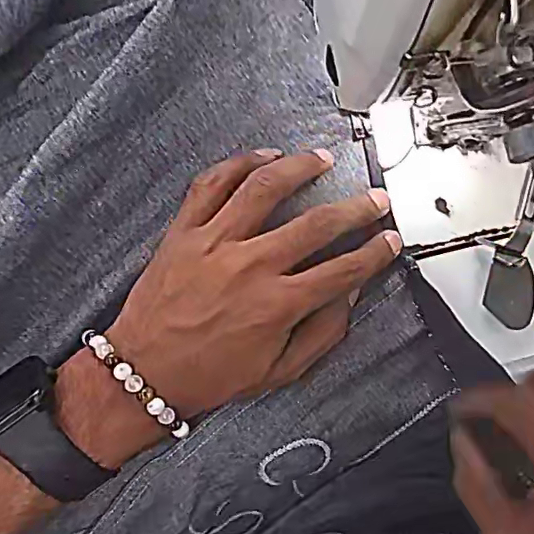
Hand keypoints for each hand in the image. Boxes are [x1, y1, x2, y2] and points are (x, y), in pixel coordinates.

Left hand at [56, 149, 400, 466]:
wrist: (147, 373)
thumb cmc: (208, 375)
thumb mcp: (277, 371)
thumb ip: (320, 333)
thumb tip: (348, 298)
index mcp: (276, 305)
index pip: (342, 269)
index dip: (374, 253)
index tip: (387, 241)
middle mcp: (249, 267)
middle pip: (316, 224)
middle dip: (356, 208)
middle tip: (372, 199)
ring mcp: (214, 244)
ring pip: (264, 188)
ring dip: (300, 168)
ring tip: (320, 160)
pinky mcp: (184, 232)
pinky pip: (211, 185)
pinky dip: (239, 164)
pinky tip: (261, 157)